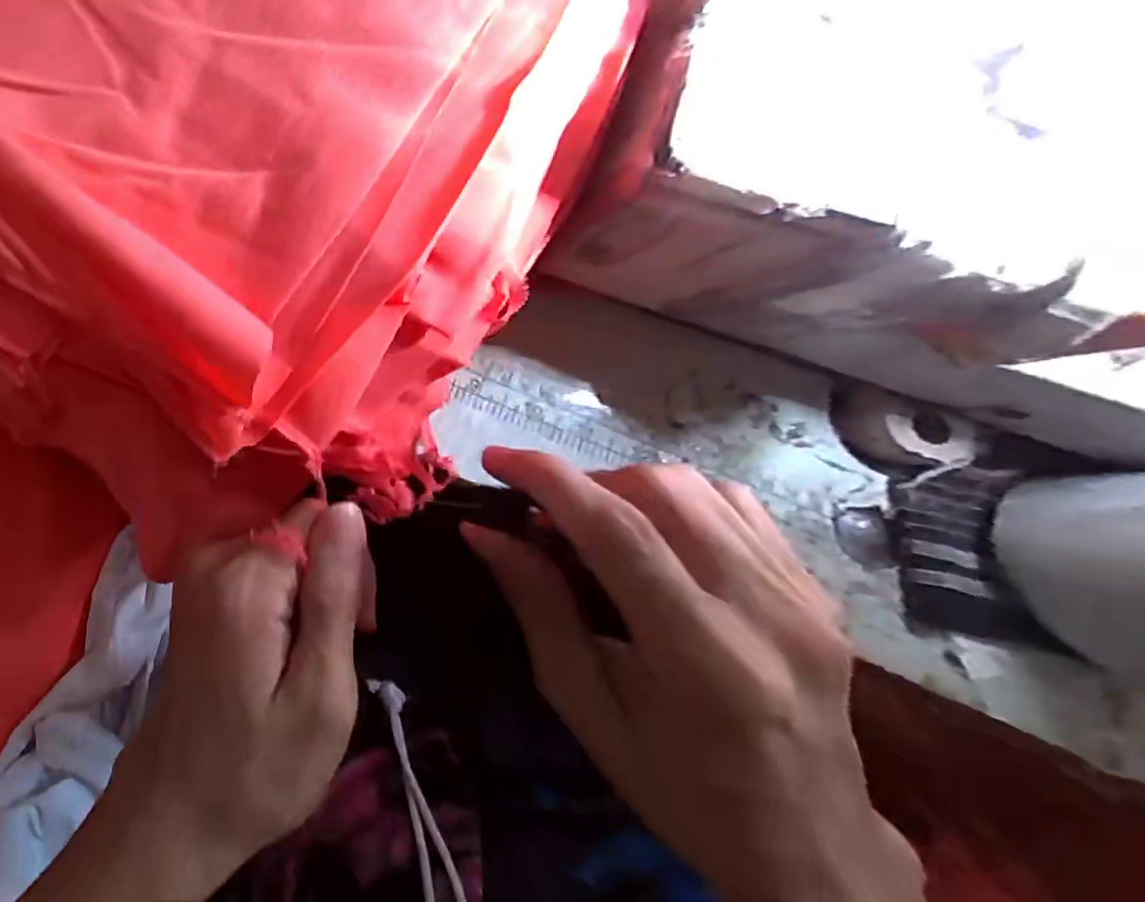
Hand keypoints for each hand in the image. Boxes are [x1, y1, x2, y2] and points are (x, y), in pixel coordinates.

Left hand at [23, 500, 368, 901]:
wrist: (178, 803)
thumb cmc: (261, 766)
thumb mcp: (321, 692)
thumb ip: (335, 593)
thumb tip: (347, 510)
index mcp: (244, 576)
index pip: (320, 520)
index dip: (350, 567)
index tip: (358, 625)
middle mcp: (212, 554)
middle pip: (299, 528)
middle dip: (330, 576)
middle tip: (332, 650)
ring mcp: (195, 566)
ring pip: (281, 543)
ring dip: (307, 587)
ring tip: (307, 652)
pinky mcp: (193, 583)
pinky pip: (255, 560)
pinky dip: (279, 592)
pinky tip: (281, 640)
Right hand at [463, 448, 923, 901]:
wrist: (808, 844)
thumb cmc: (676, 786)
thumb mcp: (583, 704)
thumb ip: (537, 606)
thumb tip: (484, 532)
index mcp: (701, 654)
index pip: (616, 530)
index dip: (547, 479)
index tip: (495, 459)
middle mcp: (764, 611)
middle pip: (660, 491)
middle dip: (583, 483)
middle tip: (542, 516)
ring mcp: (803, 597)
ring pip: (699, 487)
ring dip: (626, 487)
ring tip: (592, 524)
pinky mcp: (818, 591)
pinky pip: (738, 507)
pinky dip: (676, 500)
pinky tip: (653, 534)